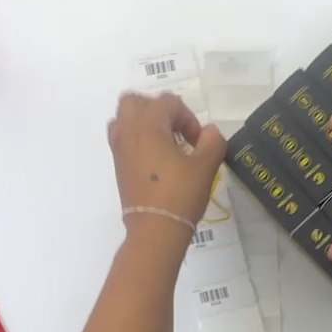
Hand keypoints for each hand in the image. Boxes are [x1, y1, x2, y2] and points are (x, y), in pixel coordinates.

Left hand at [107, 92, 226, 244]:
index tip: (199, 142)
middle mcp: (129, 131)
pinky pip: (122, 138)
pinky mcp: (118, 165)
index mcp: (149, 125)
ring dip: (144, 122)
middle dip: (159, 110)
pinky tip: (154, 158)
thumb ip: (212, 141)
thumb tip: (209, 133)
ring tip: (163, 142)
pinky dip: (136, 138)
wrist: (156, 230)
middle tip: (177, 131)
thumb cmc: (180, 195)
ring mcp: (119, 148)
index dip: (189, 117)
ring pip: (124, 118)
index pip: (168, 102)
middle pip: (136, 101)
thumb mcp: (206, 166)